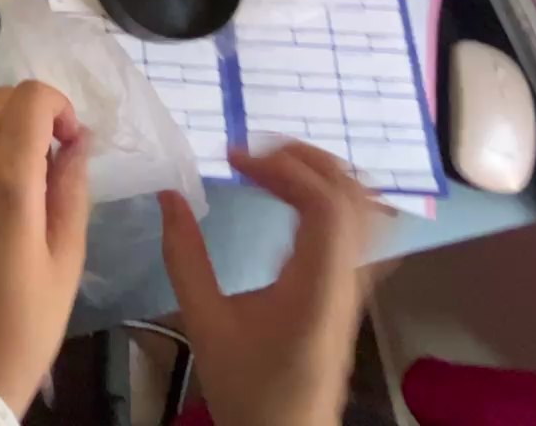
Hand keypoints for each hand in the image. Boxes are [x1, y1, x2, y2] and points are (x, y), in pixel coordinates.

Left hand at [0, 81, 91, 415]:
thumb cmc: (24, 320)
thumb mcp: (67, 257)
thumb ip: (72, 187)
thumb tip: (77, 140)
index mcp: (7, 177)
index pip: (31, 97)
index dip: (59, 107)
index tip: (72, 143)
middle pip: (0, 97)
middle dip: (34, 112)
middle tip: (54, 156)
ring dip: (2, 123)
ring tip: (24, 170)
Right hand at [160, 143, 378, 425]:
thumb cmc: (245, 385)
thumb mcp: (203, 320)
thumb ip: (184, 255)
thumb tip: (169, 194)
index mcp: (314, 288)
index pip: (326, 209)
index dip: (282, 169)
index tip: (232, 159)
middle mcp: (345, 281)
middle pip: (355, 199)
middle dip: (305, 159)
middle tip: (252, 150)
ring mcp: (354, 287)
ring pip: (366, 211)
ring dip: (322, 174)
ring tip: (273, 162)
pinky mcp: (349, 291)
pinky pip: (360, 229)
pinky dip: (332, 197)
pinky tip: (294, 195)